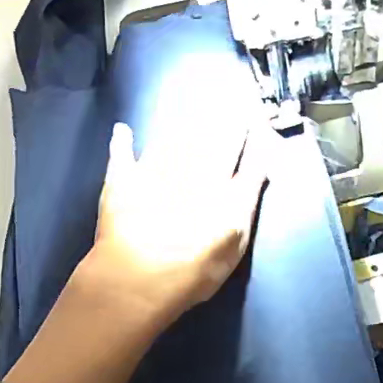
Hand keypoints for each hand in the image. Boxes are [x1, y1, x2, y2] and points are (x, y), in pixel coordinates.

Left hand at [79, 118, 269, 334]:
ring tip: (188, 114)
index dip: (243, 131)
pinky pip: (122, 154)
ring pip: (169, 140)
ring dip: (180, 126)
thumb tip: (261, 159)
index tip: (251, 117)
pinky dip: (123, 142)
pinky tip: (123, 130)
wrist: (140, 277)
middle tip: (223, 105)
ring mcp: (151, 171)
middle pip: (203, 138)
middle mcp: (187, 169)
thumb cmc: (198, 264)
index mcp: (218, 180)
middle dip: (215, 121)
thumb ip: (249, 192)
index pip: (234, 147)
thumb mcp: (238, 234)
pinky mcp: (122, 181)